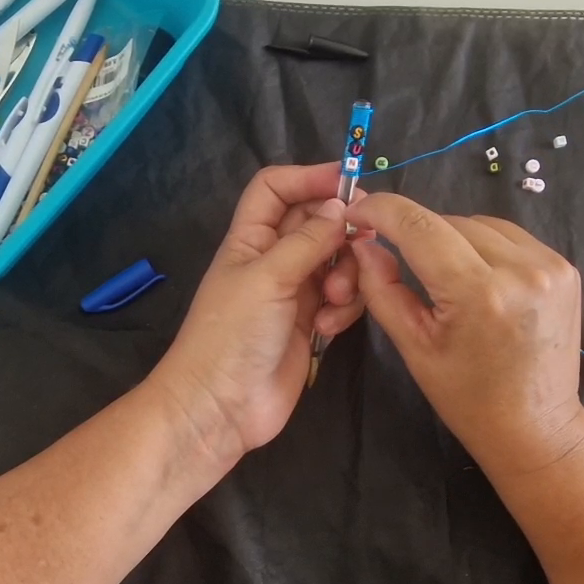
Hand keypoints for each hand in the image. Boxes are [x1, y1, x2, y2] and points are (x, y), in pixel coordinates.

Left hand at [144, 163, 364, 463]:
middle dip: (340, 232)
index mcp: (250, 238)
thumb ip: (308, 239)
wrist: (221, 407)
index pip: (276, 188)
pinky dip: (343, 307)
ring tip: (334, 300)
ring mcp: (293, 293)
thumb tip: (340, 206)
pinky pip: (341, 298)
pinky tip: (328, 329)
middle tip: (363, 244)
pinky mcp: (310, 324)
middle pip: (316, 223)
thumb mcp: (268, 277)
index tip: (350, 182)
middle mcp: (273, 259)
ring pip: (336, 261)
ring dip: (346, 275)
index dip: (309, 177)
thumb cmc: (233, 334)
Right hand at [346, 193, 583, 479]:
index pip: (420, 227)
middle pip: (449, 221)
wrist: (534, 427)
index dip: (382, 210)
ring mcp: (550, 264)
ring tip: (434, 268)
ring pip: (480, 223)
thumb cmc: (466, 398)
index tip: (357, 209)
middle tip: (390, 252)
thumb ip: (382, 289)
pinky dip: (481, 244)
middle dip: (415, 231)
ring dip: (449, 235)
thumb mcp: (414, 348)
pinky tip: (471, 272)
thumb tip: (363, 243)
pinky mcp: (565, 266)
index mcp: (478, 293)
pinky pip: (509, 236)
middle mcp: (521, 268)